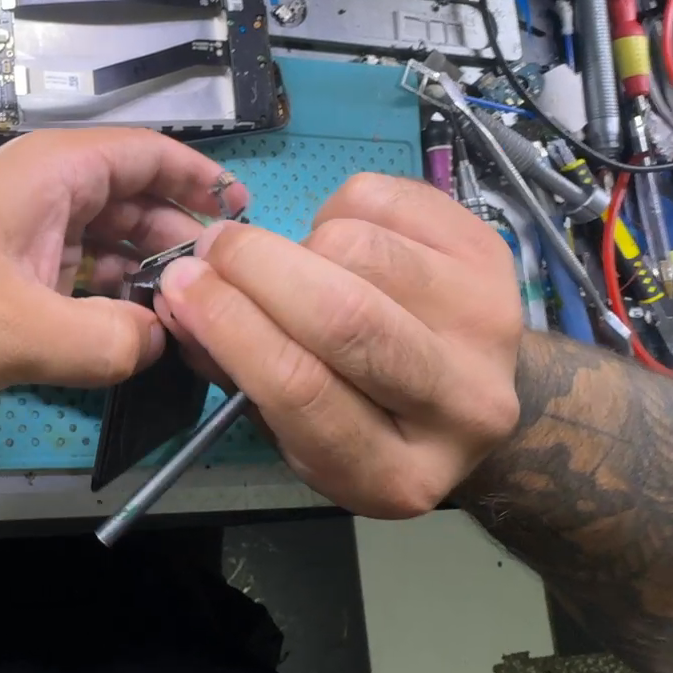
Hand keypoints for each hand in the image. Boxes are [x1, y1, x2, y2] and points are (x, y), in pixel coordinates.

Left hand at [0, 128, 248, 404]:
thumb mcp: (17, 331)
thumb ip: (107, 342)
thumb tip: (161, 344)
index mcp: (50, 175)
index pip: (148, 154)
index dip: (201, 182)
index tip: (241, 224)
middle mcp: (38, 194)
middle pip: (132, 204)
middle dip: (176, 246)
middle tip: (218, 298)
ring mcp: (17, 233)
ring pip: (101, 245)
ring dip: (139, 282)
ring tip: (179, 326)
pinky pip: (68, 277)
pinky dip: (99, 303)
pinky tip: (123, 338)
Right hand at [153, 173, 520, 517]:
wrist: (462, 390)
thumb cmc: (352, 410)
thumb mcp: (282, 423)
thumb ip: (226, 364)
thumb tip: (177, 292)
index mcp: (392, 472)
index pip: (299, 387)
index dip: (228, 324)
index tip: (179, 282)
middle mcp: (461, 405)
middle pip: (343, 315)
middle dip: (254, 266)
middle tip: (210, 248)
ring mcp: (490, 324)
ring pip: (361, 248)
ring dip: (297, 241)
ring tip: (291, 263)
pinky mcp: (494, 256)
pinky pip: (388, 201)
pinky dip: (336, 208)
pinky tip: (337, 240)